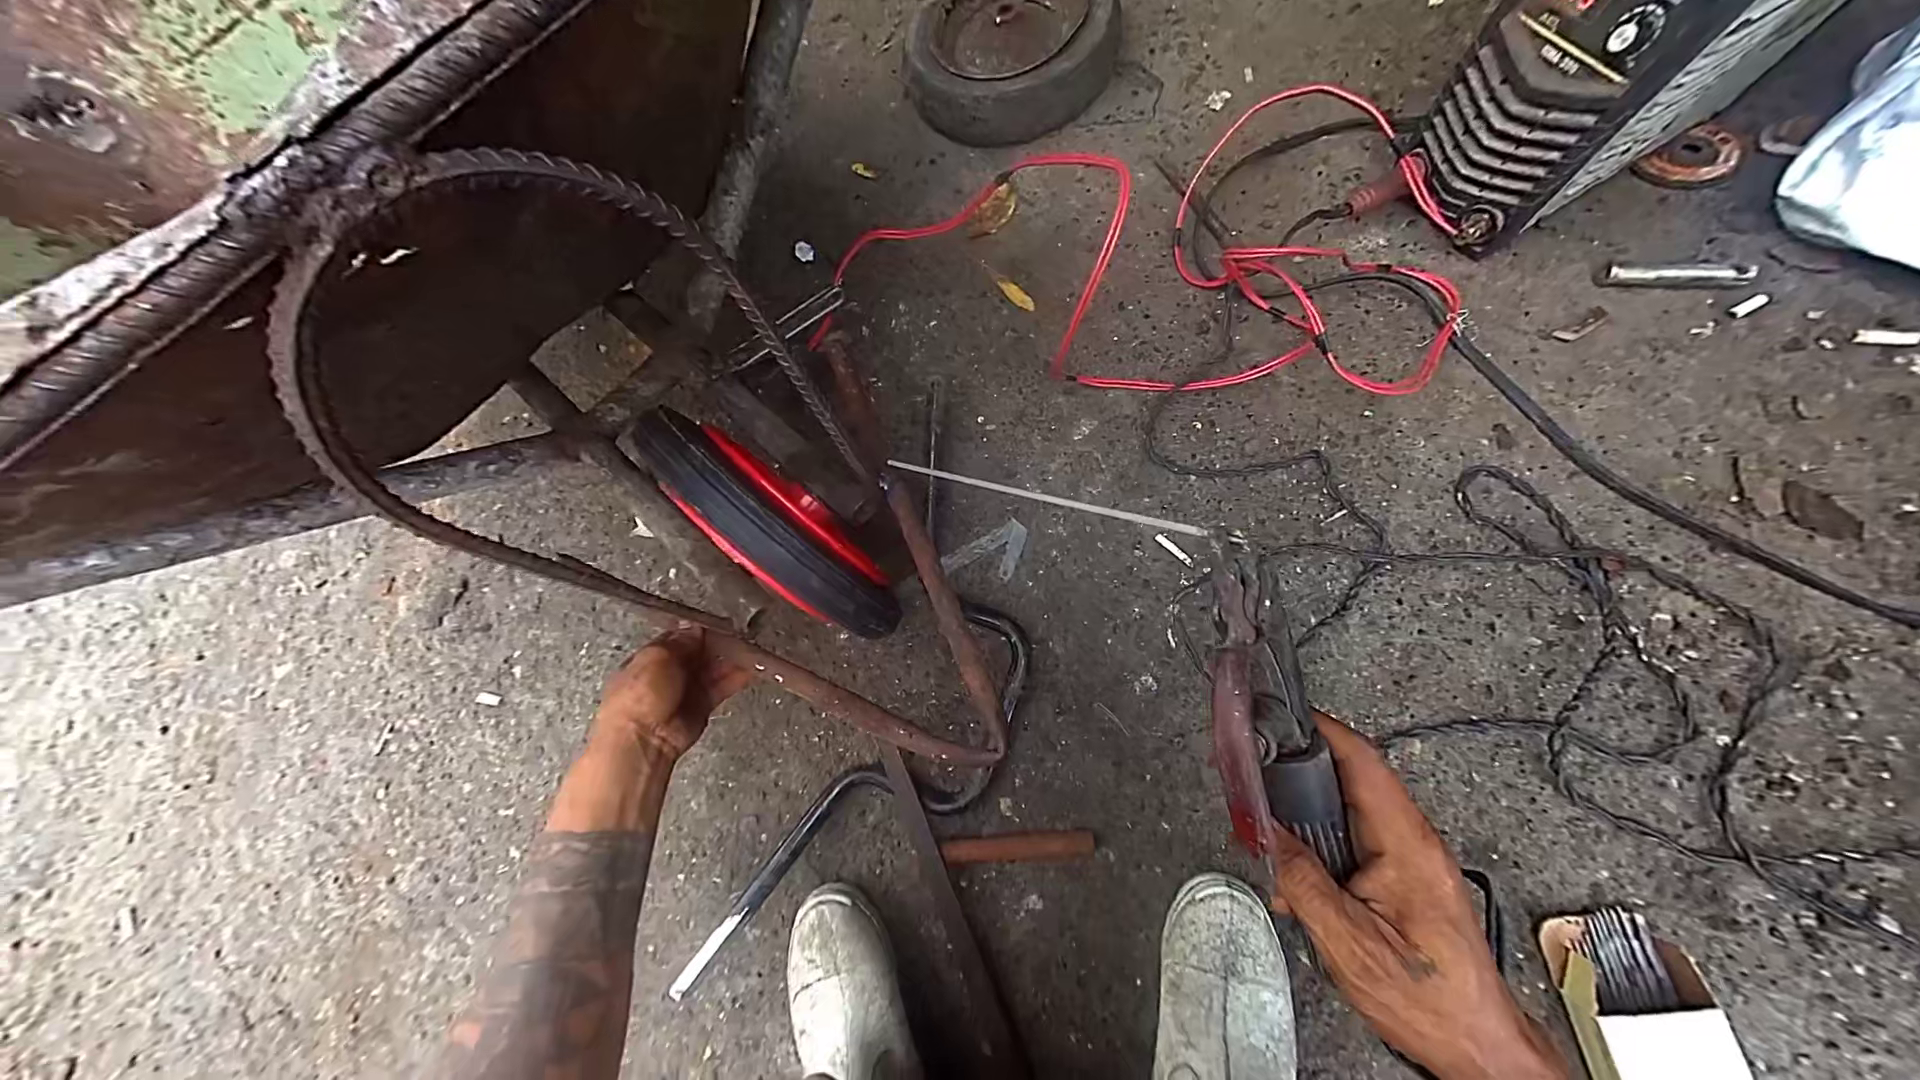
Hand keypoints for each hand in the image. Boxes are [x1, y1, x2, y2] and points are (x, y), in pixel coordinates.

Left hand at [588, 627, 751, 760]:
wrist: (644, 739)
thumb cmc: (638, 698)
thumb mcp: (657, 656)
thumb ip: (680, 641)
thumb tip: (694, 629)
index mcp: (650, 658)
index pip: (680, 638)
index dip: (699, 631)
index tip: (719, 624)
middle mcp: (668, 674)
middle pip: (700, 653)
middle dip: (719, 645)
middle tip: (738, 637)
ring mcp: (685, 691)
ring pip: (713, 669)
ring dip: (731, 660)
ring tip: (750, 651)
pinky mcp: (701, 707)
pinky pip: (722, 688)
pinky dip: (736, 678)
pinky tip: (749, 670)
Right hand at [1269, 713, 1566, 1079]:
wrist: (1479, 1047)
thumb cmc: (1432, 1001)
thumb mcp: (1350, 941)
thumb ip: (1302, 880)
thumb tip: (1267, 835)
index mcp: (1405, 843)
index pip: (1363, 761)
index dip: (1322, 729)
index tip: (1285, 713)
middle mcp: (1411, 841)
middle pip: (1349, 776)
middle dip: (1299, 768)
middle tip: (1258, 768)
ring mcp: (1408, 856)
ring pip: (1346, 807)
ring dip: (1303, 811)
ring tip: (1268, 825)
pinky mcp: (1402, 874)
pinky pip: (1351, 836)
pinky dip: (1316, 840)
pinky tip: (1296, 870)